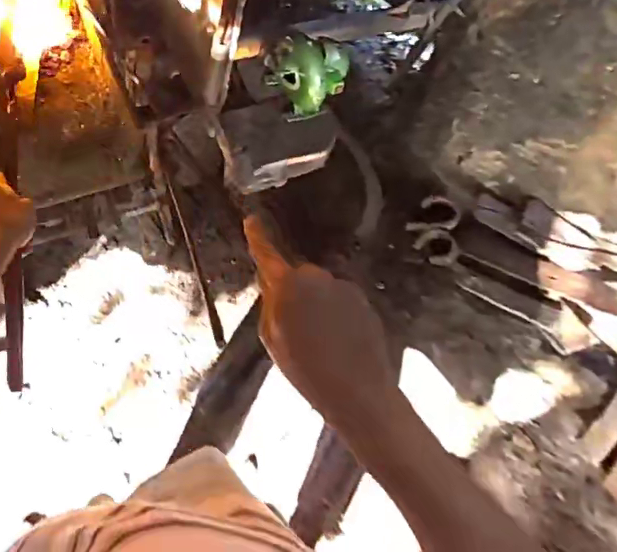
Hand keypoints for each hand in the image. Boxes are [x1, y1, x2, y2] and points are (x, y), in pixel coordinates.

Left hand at [0, 174, 34, 264]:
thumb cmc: (13, 220)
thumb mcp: (29, 208)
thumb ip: (25, 202)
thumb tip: (22, 202)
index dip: (7, 182)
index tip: (15, 189)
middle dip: (7, 204)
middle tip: (21, 214)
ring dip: (5, 221)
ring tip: (20, 233)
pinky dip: (1, 234)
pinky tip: (13, 243)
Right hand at [245, 215, 399, 428]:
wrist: (362, 396)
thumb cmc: (306, 368)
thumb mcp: (271, 337)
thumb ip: (269, 303)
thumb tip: (271, 285)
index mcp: (287, 284)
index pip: (266, 253)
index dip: (257, 236)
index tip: (252, 220)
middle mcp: (316, 277)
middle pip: (296, 275)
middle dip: (292, 290)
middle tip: (292, 322)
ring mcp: (344, 288)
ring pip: (319, 289)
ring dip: (315, 303)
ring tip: (319, 339)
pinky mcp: (365, 302)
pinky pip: (340, 301)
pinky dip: (335, 313)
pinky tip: (339, 341)